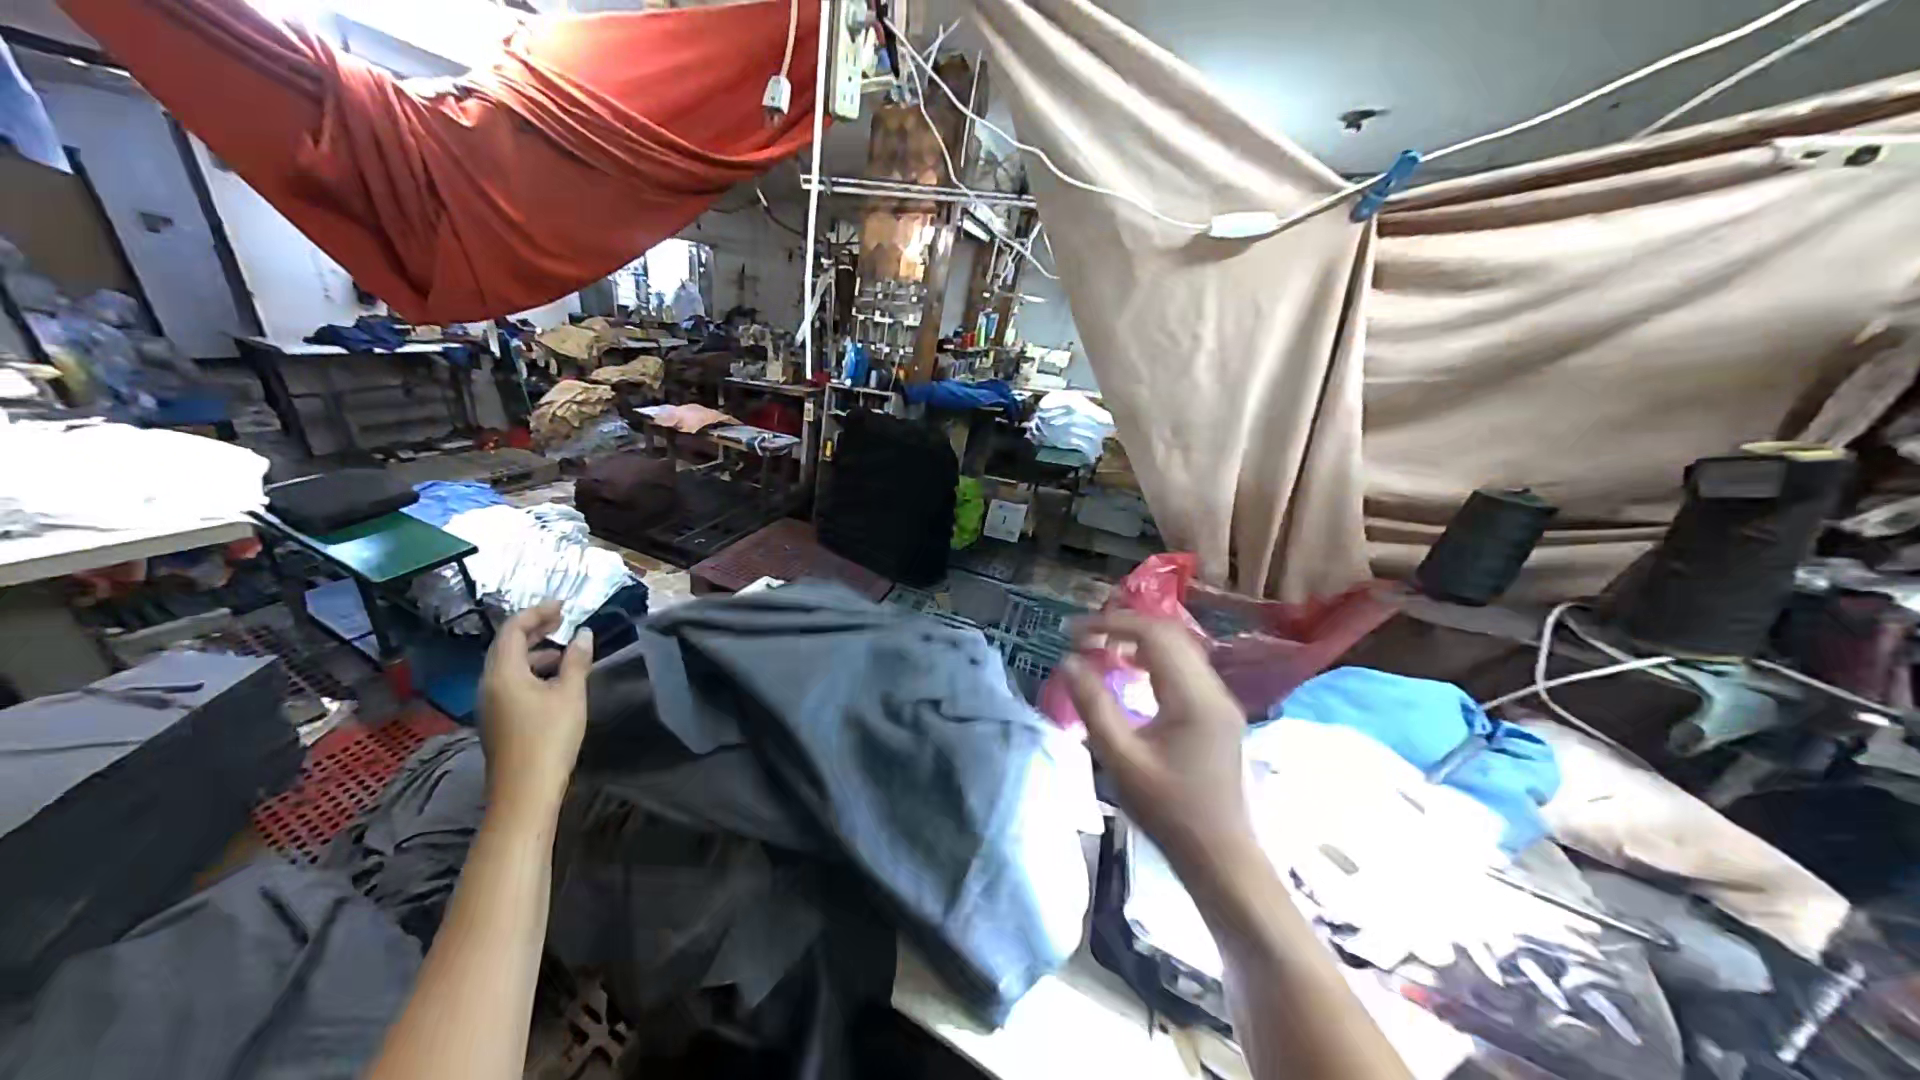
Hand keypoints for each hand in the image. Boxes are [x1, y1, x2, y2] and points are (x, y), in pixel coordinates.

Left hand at [478, 601, 591, 814]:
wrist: (525, 791)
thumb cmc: (550, 737)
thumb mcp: (571, 694)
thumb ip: (576, 661)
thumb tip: (583, 634)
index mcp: (502, 673)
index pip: (512, 630)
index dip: (536, 613)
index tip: (562, 605)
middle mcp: (489, 684)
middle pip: (506, 646)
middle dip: (534, 629)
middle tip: (562, 620)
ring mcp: (490, 703)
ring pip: (508, 665)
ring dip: (534, 651)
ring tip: (565, 651)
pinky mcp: (497, 719)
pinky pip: (510, 682)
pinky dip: (531, 670)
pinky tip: (555, 679)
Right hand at [1060, 612, 1256, 877]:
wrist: (1220, 855)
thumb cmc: (1168, 811)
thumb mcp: (1121, 760)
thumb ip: (1093, 706)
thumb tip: (1068, 661)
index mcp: (1193, 698)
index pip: (1152, 636)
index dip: (1110, 624)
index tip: (1072, 630)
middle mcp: (1213, 689)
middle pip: (1169, 634)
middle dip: (1123, 626)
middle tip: (1083, 635)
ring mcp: (1220, 700)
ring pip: (1180, 647)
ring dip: (1139, 639)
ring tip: (1100, 647)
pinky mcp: (1218, 712)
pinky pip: (1185, 667)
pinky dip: (1154, 657)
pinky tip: (1129, 670)